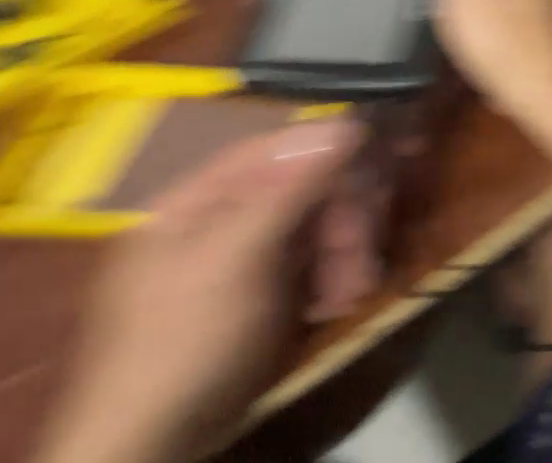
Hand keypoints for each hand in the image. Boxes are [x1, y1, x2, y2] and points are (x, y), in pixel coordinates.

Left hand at [36, 120, 360, 462]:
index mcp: (197, 201)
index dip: (335, 144)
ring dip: (348, 252)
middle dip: (346, 216)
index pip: (278, 147)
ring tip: (353, 290)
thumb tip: (346, 121)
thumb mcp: (238, 258)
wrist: (154, 443)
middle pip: (308, 186)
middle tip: (365, 248)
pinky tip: (338, 302)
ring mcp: (245, 254)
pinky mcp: (267, 288)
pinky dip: (336, 276)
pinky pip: (317, 259)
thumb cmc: (187, 340)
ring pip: (321, 224)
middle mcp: (221, 218)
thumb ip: (291, 188)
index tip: (397, 146)